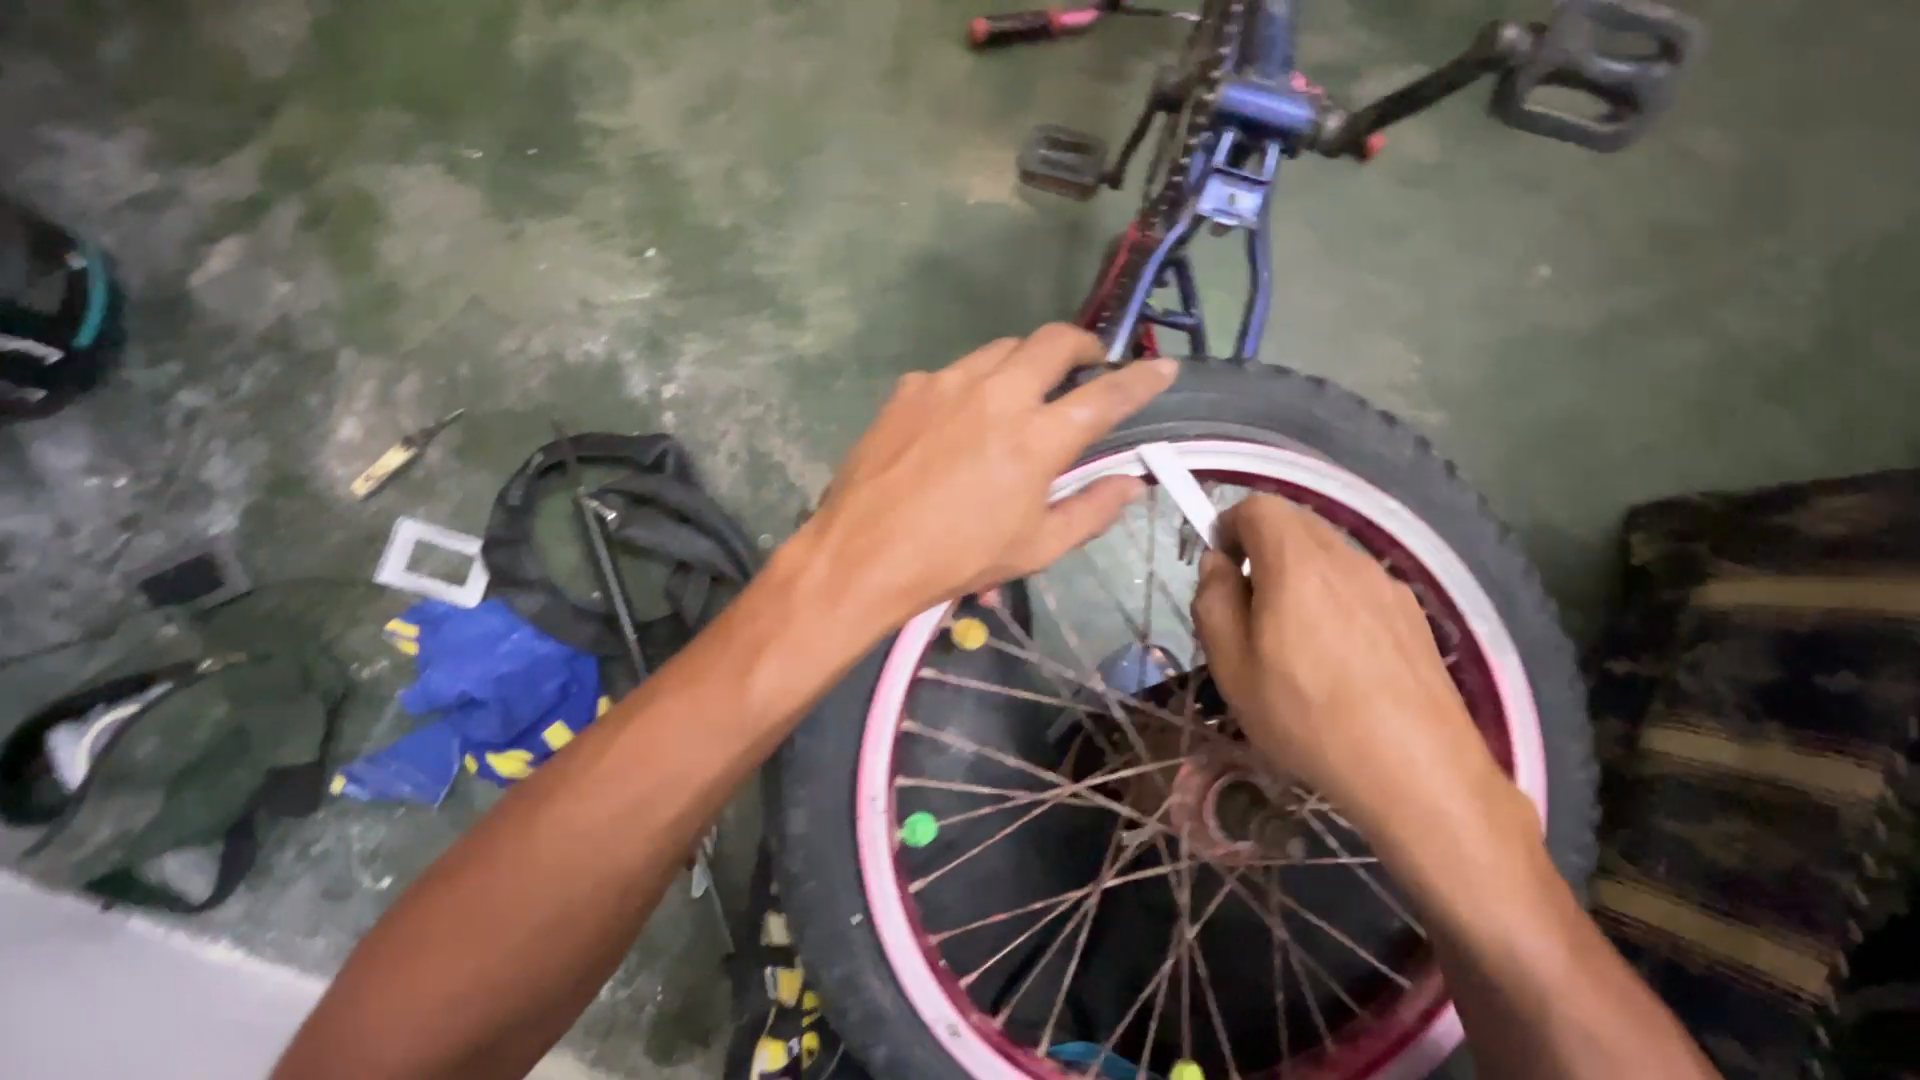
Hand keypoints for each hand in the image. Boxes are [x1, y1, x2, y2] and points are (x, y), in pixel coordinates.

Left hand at [806, 324, 1177, 630]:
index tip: (1162, 367)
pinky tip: (962, 418)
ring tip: (1025, 389)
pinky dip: (973, 385)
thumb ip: (1091, 510)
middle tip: (1088, 364)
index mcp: (1037, 438)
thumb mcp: (1035, 548)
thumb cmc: (956, 560)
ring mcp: (948, 383)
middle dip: (1082, 345)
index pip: (1106, 396)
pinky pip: (955, 372)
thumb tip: (1131, 483)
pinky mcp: (910, 387)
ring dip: (1026, 360)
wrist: (863, 554)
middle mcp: (998, 395)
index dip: (1141, 379)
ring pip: (1002, 348)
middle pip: (1053, 341)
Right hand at [1191, 495, 1528, 847]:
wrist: (1417, 768)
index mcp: (1297, 562)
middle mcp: (1347, 558)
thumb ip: (1213, 601)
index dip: (1229, 526)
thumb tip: (1218, 564)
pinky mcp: (1412, 614)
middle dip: (1262, 550)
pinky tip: (1338, 660)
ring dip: (1299, 577)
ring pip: (1329, 556)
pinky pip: (1359, 586)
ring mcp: (1387, 584)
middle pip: (1296, 524)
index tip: (1220, 570)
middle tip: (1247, 609)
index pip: (1258, 506)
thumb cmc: (1306, 716)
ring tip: (1292, 641)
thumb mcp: (1231, 665)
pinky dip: (1334, 600)